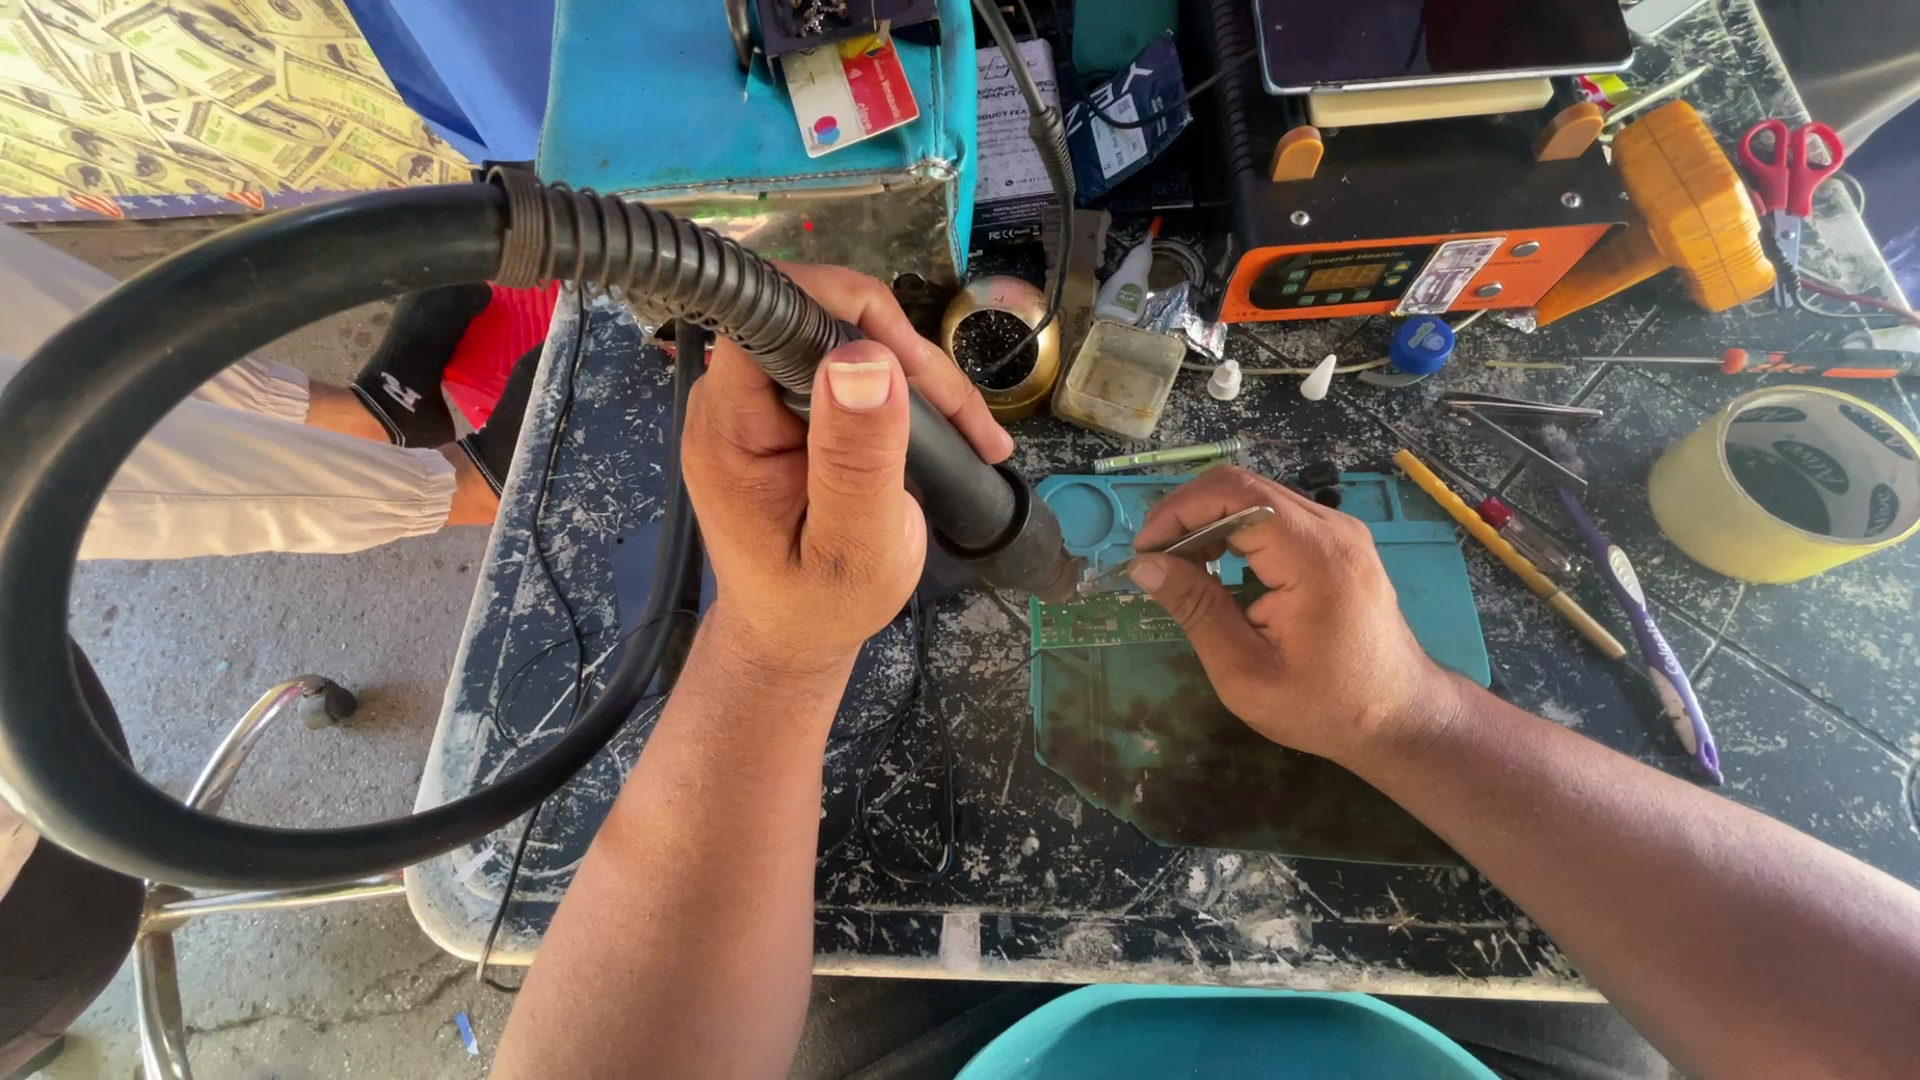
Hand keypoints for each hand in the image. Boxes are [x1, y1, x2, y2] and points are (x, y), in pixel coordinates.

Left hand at [680, 263, 1012, 672]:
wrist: (796, 632)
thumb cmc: (819, 606)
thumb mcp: (850, 547)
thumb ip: (855, 461)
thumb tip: (865, 360)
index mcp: (732, 427)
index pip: (771, 315)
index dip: (844, 311)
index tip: (911, 364)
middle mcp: (737, 401)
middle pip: (821, 320)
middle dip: (904, 355)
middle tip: (962, 418)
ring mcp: (765, 405)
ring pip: (848, 342)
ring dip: (919, 377)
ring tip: (974, 433)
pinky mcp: (793, 416)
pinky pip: (854, 373)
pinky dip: (910, 393)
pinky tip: (955, 429)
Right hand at [1126, 466, 1459, 767]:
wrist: (1401, 718)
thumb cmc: (1324, 706)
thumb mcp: (1245, 672)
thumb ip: (1196, 610)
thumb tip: (1144, 565)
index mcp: (1316, 559)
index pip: (1236, 496)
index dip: (1178, 511)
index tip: (1144, 551)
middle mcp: (1332, 529)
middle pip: (1242, 486)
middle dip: (1184, 512)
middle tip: (1153, 557)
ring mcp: (1337, 530)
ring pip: (1253, 495)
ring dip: (1204, 519)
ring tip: (1176, 563)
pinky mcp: (1333, 540)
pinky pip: (1270, 514)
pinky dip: (1229, 528)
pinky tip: (1212, 562)